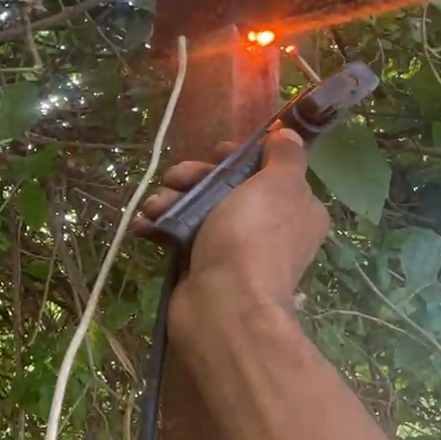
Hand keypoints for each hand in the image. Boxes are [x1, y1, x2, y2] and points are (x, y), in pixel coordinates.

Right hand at [137, 126, 329, 307]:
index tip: (216, 152)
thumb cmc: (253, 237)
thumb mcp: (278, 185)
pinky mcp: (201, 265)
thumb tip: (288, 136)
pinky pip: (179, 236)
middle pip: (226, 188)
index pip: (267, 172)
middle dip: (194, 178)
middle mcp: (267, 227)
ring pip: (198, 210)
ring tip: (154, 206)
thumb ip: (285, 157)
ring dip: (171, 200)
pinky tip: (145, 225)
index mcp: (295, 208)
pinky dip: (160, 226)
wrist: (223, 303)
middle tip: (174, 178)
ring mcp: (232, 248)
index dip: (238, 158)